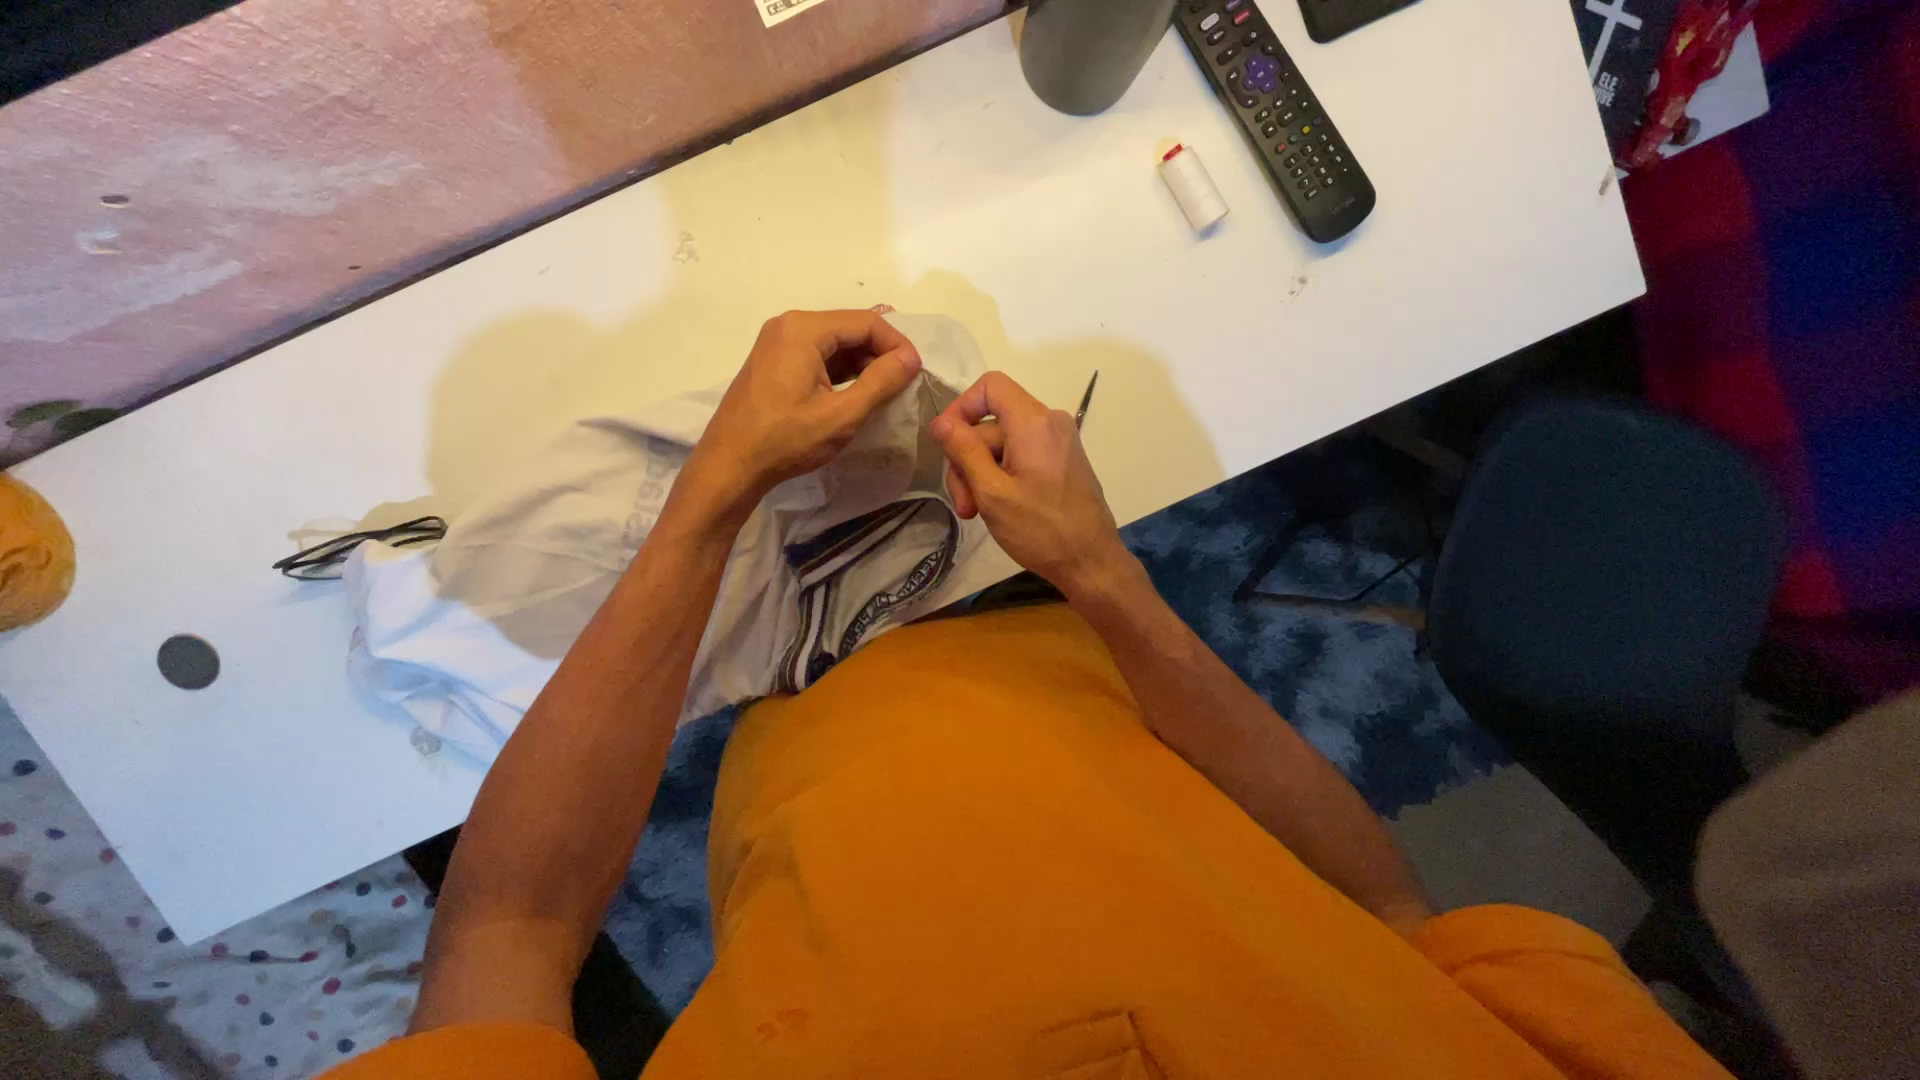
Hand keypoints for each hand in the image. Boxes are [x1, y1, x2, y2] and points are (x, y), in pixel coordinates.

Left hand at [676, 308, 921, 521]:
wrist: (730, 464)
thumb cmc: (786, 440)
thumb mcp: (842, 414)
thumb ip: (881, 382)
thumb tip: (911, 358)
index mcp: (804, 329)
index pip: (866, 322)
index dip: (897, 344)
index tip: (915, 372)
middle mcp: (788, 325)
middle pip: (850, 328)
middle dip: (880, 354)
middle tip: (900, 385)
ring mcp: (778, 342)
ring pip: (834, 343)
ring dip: (861, 364)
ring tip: (881, 394)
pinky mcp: (774, 361)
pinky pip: (817, 355)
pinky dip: (840, 371)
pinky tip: (853, 395)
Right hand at [929, 372, 1133, 596]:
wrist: (1091, 562)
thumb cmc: (1041, 530)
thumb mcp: (992, 492)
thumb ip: (964, 452)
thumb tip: (941, 422)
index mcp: (1034, 422)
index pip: (990, 386)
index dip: (961, 407)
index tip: (946, 443)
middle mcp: (1050, 422)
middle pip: (992, 423)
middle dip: (969, 460)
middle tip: (963, 503)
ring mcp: (1059, 442)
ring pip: (1003, 444)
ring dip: (982, 475)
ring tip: (976, 513)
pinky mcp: (1062, 461)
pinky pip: (1022, 456)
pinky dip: (1003, 477)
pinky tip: (997, 508)